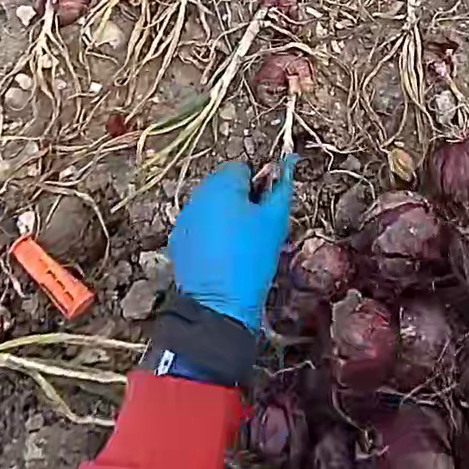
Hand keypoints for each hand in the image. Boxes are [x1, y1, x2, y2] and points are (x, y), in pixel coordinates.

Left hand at [168, 156, 297, 330]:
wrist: (218, 305)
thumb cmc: (251, 257)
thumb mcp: (276, 220)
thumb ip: (283, 187)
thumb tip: (289, 164)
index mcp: (222, 185)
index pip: (244, 167)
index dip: (260, 185)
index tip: (267, 207)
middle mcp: (198, 195)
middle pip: (225, 184)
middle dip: (242, 198)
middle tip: (257, 224)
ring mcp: (185, 218)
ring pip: (213, 204)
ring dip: (227, 214)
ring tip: (241, 241)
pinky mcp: (179, 239)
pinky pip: (200, 224)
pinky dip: (212, 231)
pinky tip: (224, 252)